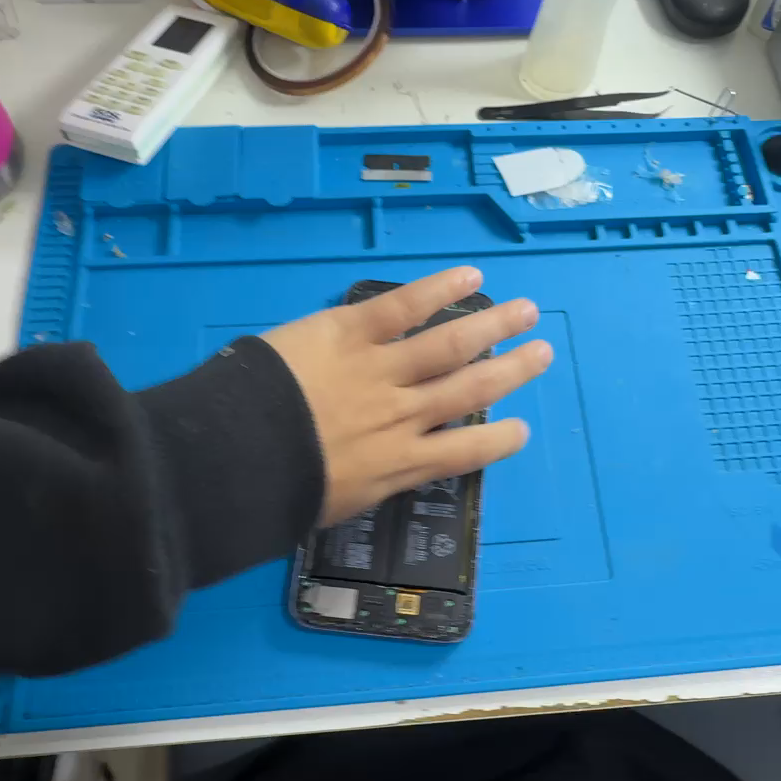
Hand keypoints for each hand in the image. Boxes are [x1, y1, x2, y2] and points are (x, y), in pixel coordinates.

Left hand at [262, 267, 551, 523]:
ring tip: (525, 310)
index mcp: (400, 463)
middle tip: (542, 352)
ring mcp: (381, 369)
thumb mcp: (336, 503)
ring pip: (450, 344)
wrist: (237, 456)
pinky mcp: (351, 332)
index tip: (520, 429)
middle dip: (512, 370)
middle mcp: (404, 414)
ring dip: (493, 325)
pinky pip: (404, 308)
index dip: (499, 441)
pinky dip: (440, 290)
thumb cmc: (278, 490)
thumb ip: (369, 480)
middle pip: (471, 388)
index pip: (465, 453)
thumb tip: (379, 468)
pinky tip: (469, 276)